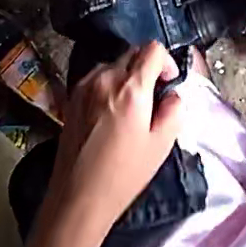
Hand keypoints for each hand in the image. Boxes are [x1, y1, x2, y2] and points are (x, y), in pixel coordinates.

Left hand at [45, 41, 186, 239]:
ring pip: (114, 64)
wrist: (78, 197)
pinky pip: (97, 78)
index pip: (153, 49)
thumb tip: (172, 94)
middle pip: (132, 53)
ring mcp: (84, 86)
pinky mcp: (72, 97)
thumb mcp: (161, 144)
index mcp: (131, 87)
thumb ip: (174, 110)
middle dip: (148, 68)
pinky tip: (111, 113)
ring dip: (127, 76)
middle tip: (154, 97)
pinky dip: (109, 85)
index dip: (167, 62)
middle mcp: (105, 78)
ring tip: (132, 107)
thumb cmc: (123, 174)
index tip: (169, 83)